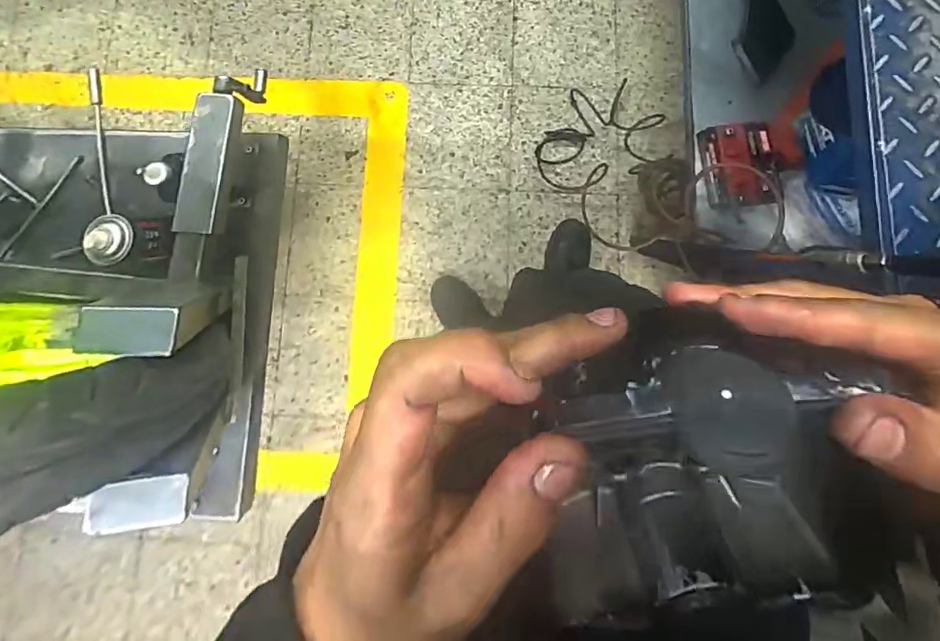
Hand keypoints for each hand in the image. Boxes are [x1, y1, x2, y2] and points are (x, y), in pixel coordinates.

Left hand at [294, 309, 628, 640]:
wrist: (338, 611)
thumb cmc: (385, 609)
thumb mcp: (454, 592)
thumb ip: (508, 527)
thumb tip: (569, 453)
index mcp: (379, 466)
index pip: (408, 378)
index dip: (469, 359)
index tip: (530, 383)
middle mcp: (384, 420)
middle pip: (449, 355)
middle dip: (529, 342)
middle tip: (601, 328)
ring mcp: (401, 411)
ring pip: (466, 358)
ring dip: (532, 348)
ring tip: (595, 337)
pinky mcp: (423, 415)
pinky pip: (472, 378)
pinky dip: (521, 368)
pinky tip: (560, 366)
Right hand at [668, 280, 939, 583]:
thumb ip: (929, 452)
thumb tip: (851, 420)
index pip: (864, 321)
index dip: (794, 315)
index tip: (731, 309)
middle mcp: (927, 320)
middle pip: (828, 301)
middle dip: (753, 297)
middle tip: (684, 295)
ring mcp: (901, 329)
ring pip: (815, 305)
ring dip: (751, 302)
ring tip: (690, 298)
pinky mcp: (880, 346)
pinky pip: (817, 328)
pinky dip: (769, 324)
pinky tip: (729, 320)